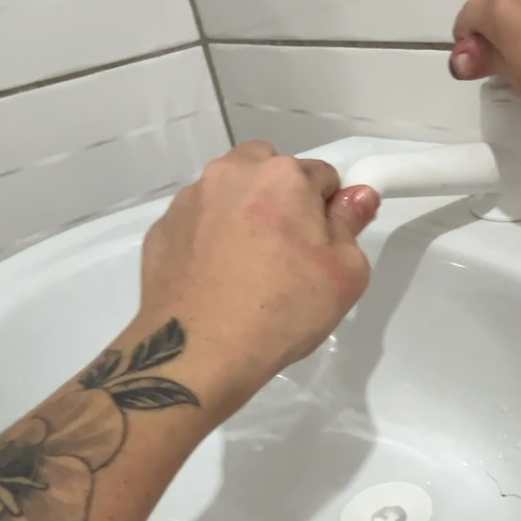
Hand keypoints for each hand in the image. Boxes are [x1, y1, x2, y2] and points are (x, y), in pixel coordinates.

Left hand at [133, 141, 379, 411]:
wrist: (199, 351)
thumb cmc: (284, 311)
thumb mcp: (345, 275)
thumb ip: (352, 225)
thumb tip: (358, 195)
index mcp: (283, 176)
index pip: (323, 176)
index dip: (330, 211)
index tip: (325, 247)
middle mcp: (232, 173)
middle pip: (269, 169)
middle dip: (283, 197)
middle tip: (288, 249)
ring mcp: (190, 199)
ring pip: (229, 191)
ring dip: (244, 213)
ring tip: (248, 267)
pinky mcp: (161, 229)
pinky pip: (198, 221)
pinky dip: (211, 237)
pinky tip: (218, 278)